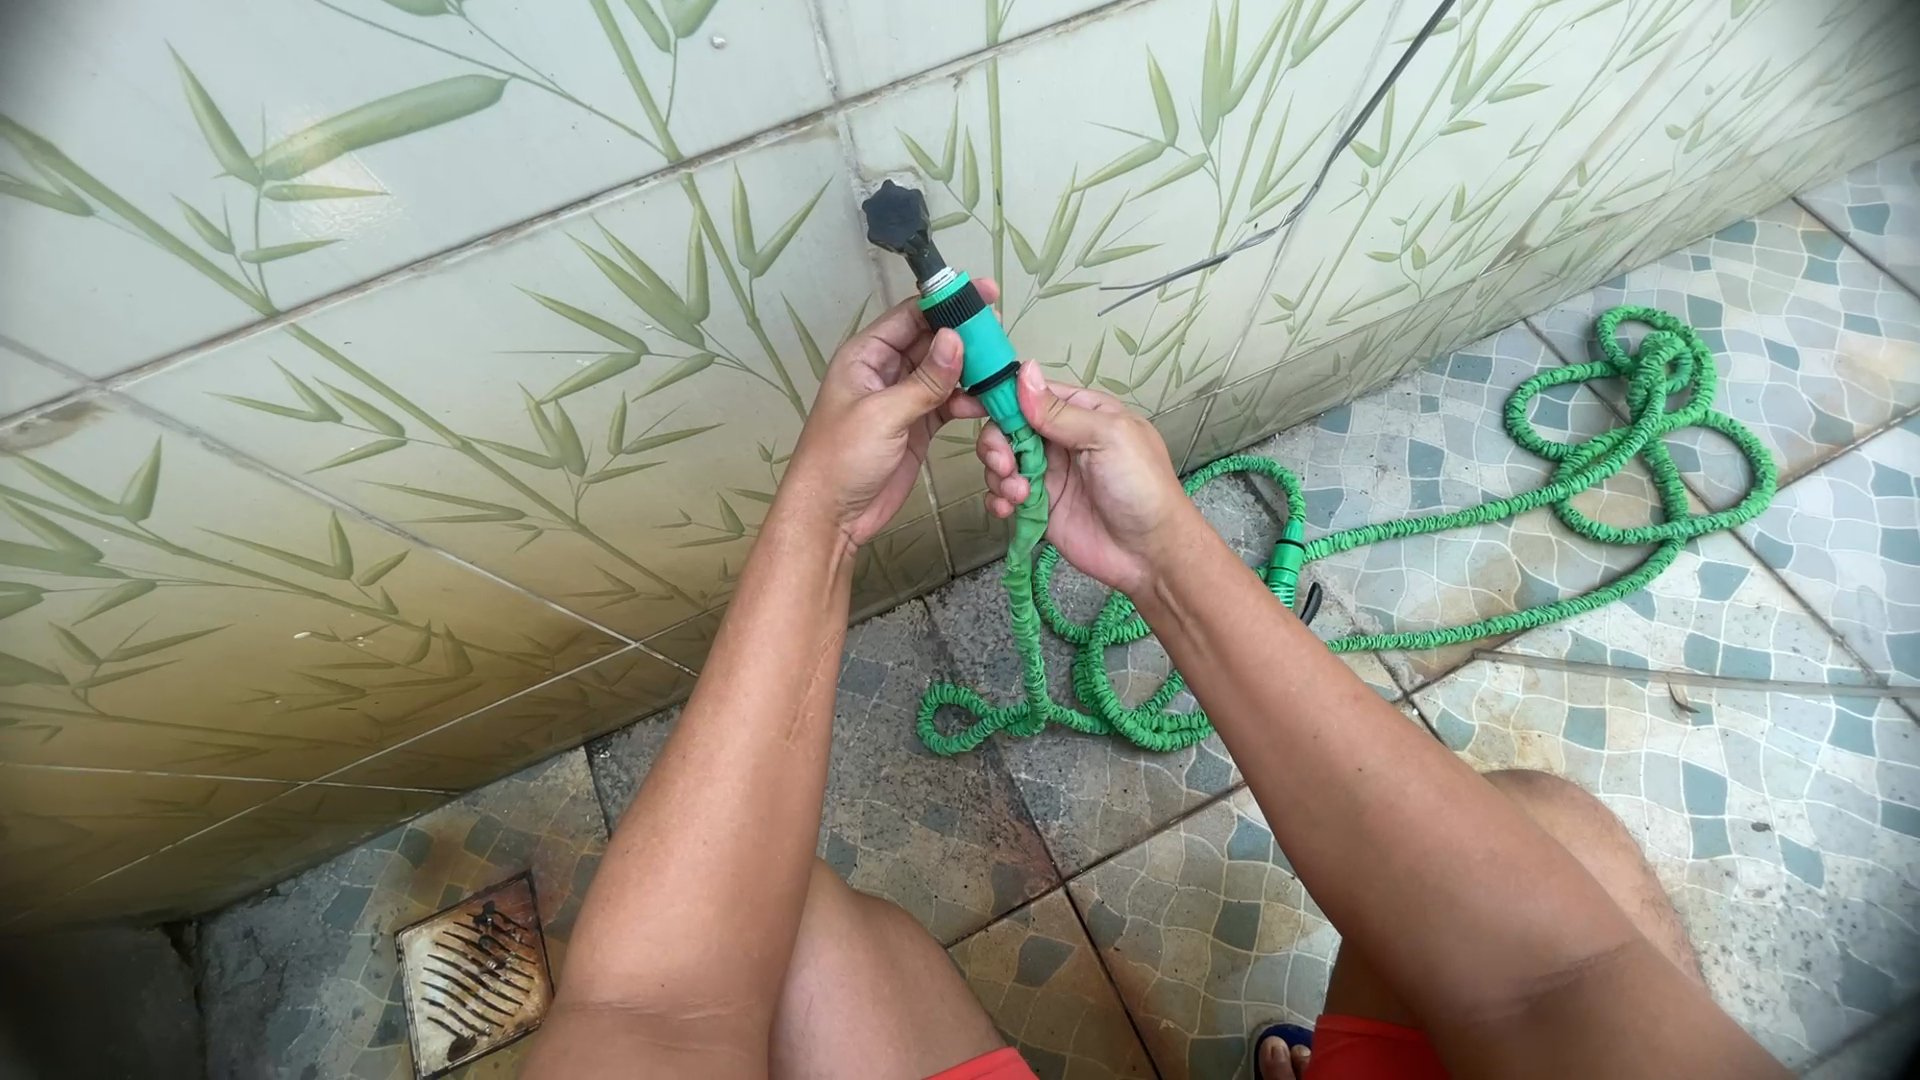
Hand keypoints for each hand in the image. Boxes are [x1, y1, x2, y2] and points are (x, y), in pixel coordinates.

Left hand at [782, 279, 998, 548]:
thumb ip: (924, 381)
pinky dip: (967, 403)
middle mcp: (885, 371)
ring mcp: (902, 399)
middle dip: (966, 338)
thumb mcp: (883, 415)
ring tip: (1003, 370)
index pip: (910, 317)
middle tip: (1002, 335)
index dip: (947, 303)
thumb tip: (956, 340)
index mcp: (865, 356)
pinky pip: (947, 404)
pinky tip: (988, 403)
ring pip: (943, 374)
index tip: (984, 293)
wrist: (832, 515)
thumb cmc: (841, 460)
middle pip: (932, 342)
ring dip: (971, 372)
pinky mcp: (917, 426)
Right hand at [977, 362, 1196, 593]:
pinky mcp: (1038, 507)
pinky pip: (1003, 496)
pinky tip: (1009, 510)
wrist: (1149, 553)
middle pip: (1007, 427)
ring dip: (998, 476)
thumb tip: (1024, 372)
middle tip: (1005, 465)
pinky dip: (997, 500)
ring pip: (1001, 462)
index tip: (969, 404)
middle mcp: (1061, 440)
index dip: (999, 396)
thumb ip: (1060, 411)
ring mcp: (1048, 474)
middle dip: (996, 444)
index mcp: (1082, 413)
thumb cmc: (1141, 487)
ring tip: (1019, 495)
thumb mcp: (1107, 437)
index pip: (1031, 394)